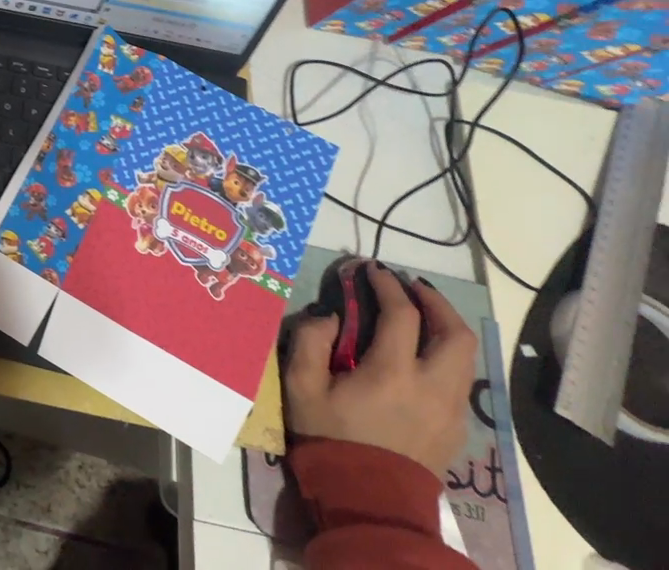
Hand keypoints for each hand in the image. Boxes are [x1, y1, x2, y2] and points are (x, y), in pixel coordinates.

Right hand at [284, 266, 476, 474]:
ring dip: (445, 327)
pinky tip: (421, 354)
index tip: (371, 270)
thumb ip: (310, 341)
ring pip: (465, 356)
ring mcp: (451, 407)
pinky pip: (459, 379)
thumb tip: (330, 316)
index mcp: (392, 372)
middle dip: (435, 302)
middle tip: (409, 286)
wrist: (367, 494)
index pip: (402, 315)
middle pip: (455, 333)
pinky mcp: (456, 425)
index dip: (387, 286)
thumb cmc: (328, 435)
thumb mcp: (300, 385)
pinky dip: (444, 354)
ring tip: (421, 314)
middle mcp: (432, 385)